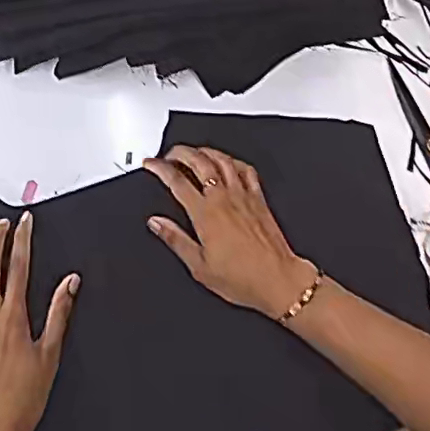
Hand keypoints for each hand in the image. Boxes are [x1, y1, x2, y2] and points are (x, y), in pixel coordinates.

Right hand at [142, 146, 318, 320]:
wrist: (277, 279)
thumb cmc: (242, 277)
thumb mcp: (199, 266)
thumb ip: (175, 239)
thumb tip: (156, 223)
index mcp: (205, 214)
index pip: (176, 180)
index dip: (160, 168)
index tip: (151, 164)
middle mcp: (223, 198)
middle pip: (198, 161)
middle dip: (180, 152)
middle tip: (169, 154)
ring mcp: (242, 195)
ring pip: (221, 160)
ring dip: (204, 151)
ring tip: (194, 151)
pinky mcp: (258, 198)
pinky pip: (245, 169)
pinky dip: (232, 160)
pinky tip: (227, 161)